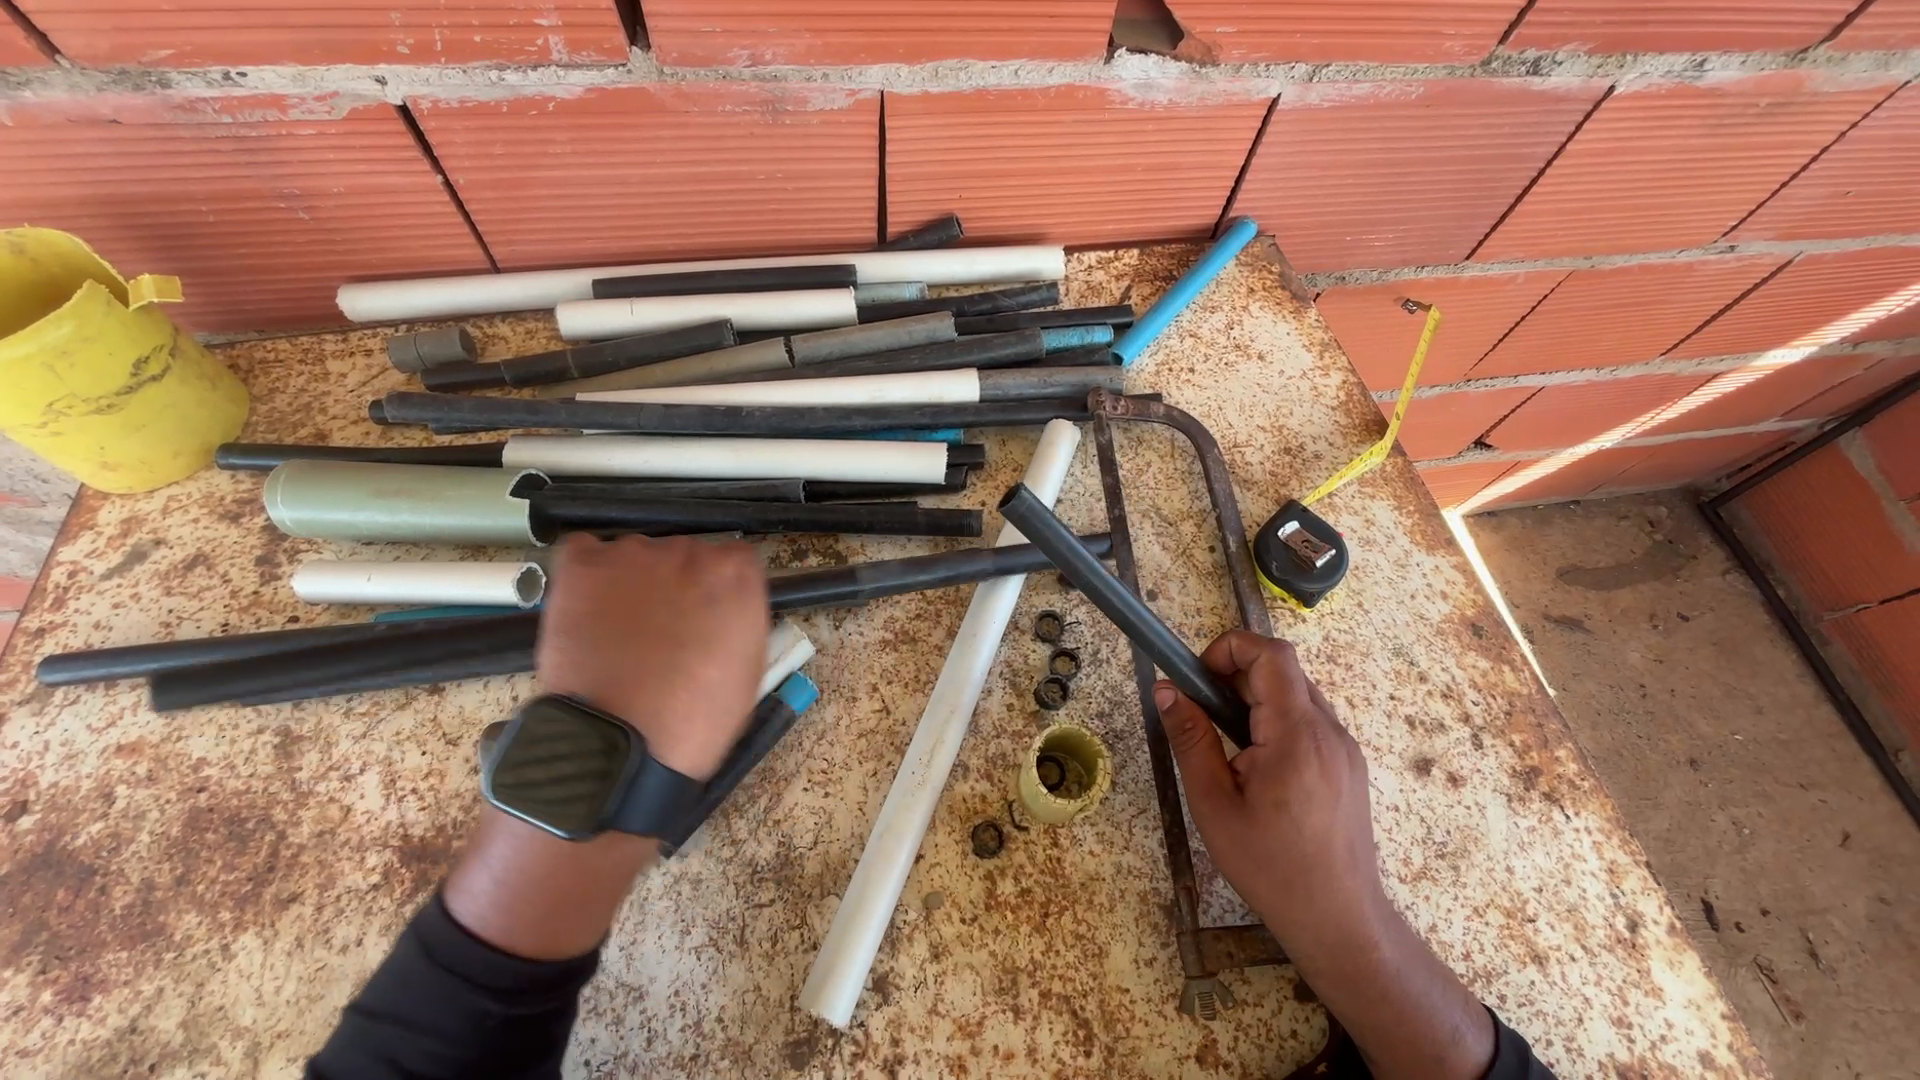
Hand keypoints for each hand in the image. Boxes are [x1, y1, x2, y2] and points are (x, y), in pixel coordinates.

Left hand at [536, 533, 769, 781]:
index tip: (705, 613)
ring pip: (636, 556)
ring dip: (632, 582)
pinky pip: (585, 552)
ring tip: (619, 629)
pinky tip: (590, 608)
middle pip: (684, 554)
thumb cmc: (694, 718)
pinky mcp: (583, 566)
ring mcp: (633, 554)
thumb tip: (723, 611)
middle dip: (675, 586)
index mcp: (736, 574)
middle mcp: (689, 551)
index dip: (716, 590)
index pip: (733, 560)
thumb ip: (740, 620)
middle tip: (661, 629)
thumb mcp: (749, 668)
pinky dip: (588, 574)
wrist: (625, 740)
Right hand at [1153, 630, 1383, 944]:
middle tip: (1203, 715)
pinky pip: (1310, 720)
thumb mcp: (1214, 803)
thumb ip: (1190, 739)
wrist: (1339, 919)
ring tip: (1228, 744)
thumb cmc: (1269, 865)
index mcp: (1297, 735)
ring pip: (1297, 693)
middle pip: (1283, 670)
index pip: (1272, 655)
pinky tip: (1258, 765)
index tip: (1198, 679)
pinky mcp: (1349, 765)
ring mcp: (1344, 747)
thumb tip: (1166, 690)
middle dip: (1235, 676)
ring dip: (1256, 699)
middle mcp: (1330, 731)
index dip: (1230, 648)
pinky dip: (1277, 721)